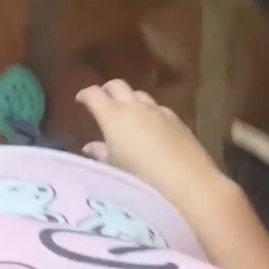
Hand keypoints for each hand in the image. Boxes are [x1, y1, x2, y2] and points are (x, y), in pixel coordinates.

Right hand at [76, 80, 220, 185]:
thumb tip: (89, 146)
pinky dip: (150, 112)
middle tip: (103, 103)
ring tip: (128, 115)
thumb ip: (100, 153)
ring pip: (139, 94)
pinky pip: (158, 108)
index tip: (80, 100)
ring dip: (130, 100)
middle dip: (107, 90)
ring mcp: (158, 111)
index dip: (84, 94)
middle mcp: (134, 106)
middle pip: (117, 85)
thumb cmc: (141, 177)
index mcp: (112, 115)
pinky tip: (152, 128)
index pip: (93, 93)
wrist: (188, 183)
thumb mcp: (114, 167)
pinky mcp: (177, 120)